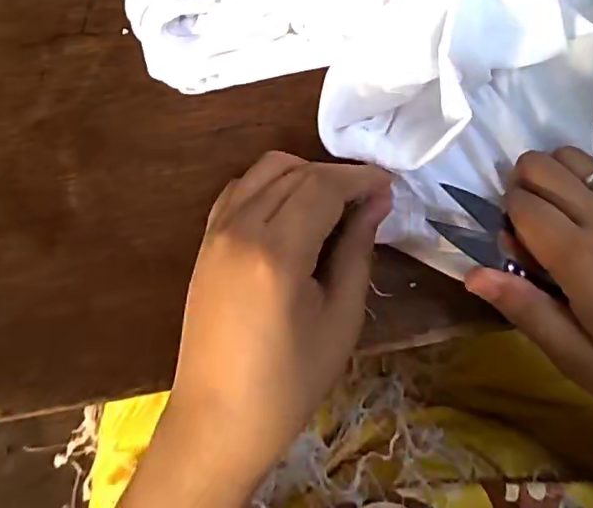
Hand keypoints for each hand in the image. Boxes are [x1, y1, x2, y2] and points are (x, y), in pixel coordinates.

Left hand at [124, 151, 391, 507]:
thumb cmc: (287, 384)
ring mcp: (216, 231)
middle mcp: (241, 229)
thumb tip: (377, 201)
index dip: (359, 178)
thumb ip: (357, 249)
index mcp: (275, 253)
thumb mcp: (340, 319)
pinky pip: (241, 187)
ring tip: (334, 201)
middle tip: (370, 197)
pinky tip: (291, 208)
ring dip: (305, 173)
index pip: (323, 186)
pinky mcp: (205, 240)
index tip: (387, 185)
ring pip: (267, 169)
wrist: (215, 423)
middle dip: (338, 176)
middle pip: (297, 172)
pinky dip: (271, 182)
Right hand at [464, 147, 592, 506]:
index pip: (518, 202)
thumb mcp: (580, 363)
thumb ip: (525, 309)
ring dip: (548, 177)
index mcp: (581, 256)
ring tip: (555, 225)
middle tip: (530, 239)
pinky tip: (587, 224)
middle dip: (519, 189)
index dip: (504, 223)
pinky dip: (578, 180)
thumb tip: (471, 273)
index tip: (517, 259)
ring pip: (568, 156)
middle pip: (537, 164)